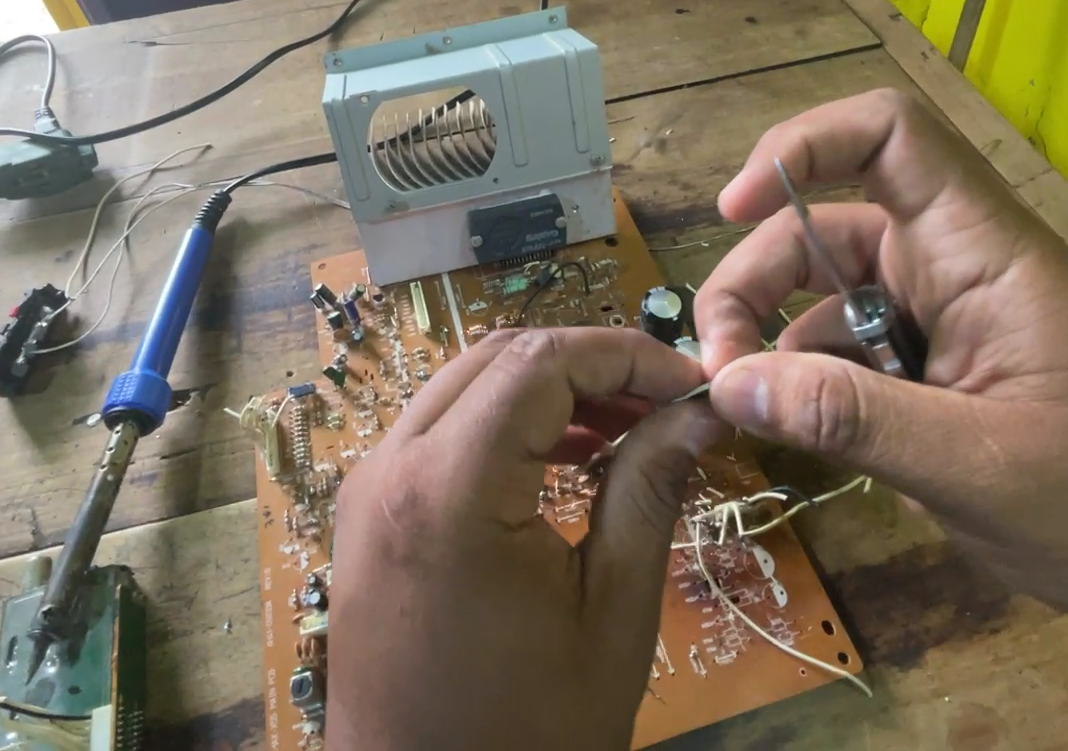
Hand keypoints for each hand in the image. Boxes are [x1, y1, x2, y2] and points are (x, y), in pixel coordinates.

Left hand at [328, 328, 725, 749]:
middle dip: (588, 364)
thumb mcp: (612, 614)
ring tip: (624, 423)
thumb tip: (698, 410)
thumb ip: (649, 490)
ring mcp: (369, 482)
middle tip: (661, 400)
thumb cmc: (528, 734)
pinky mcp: (369, 506)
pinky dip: (505, 421)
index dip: (625, 355)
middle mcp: (392, 462)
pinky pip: (442, 428)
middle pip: (499, 357)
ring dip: (547, 388)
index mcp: (450, 486)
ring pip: (467, 383)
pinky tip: (563, 453)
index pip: (542, 363)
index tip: (690, 382)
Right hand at [693, 89, 1067, 633]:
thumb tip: (727, 384)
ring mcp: (936, 308)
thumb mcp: (982, 471)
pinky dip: (802, 372)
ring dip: (766, 332)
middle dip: (752, 282)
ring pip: (818, 285)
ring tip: (747, 403)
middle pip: (820, 224)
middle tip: (718, 367)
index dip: (800, 145)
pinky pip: (838, 340)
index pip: (890, 135)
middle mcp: (951, 261)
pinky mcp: (926, 354)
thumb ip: (852, 419)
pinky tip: (798, 424)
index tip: (733, 208)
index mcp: (984, 252)